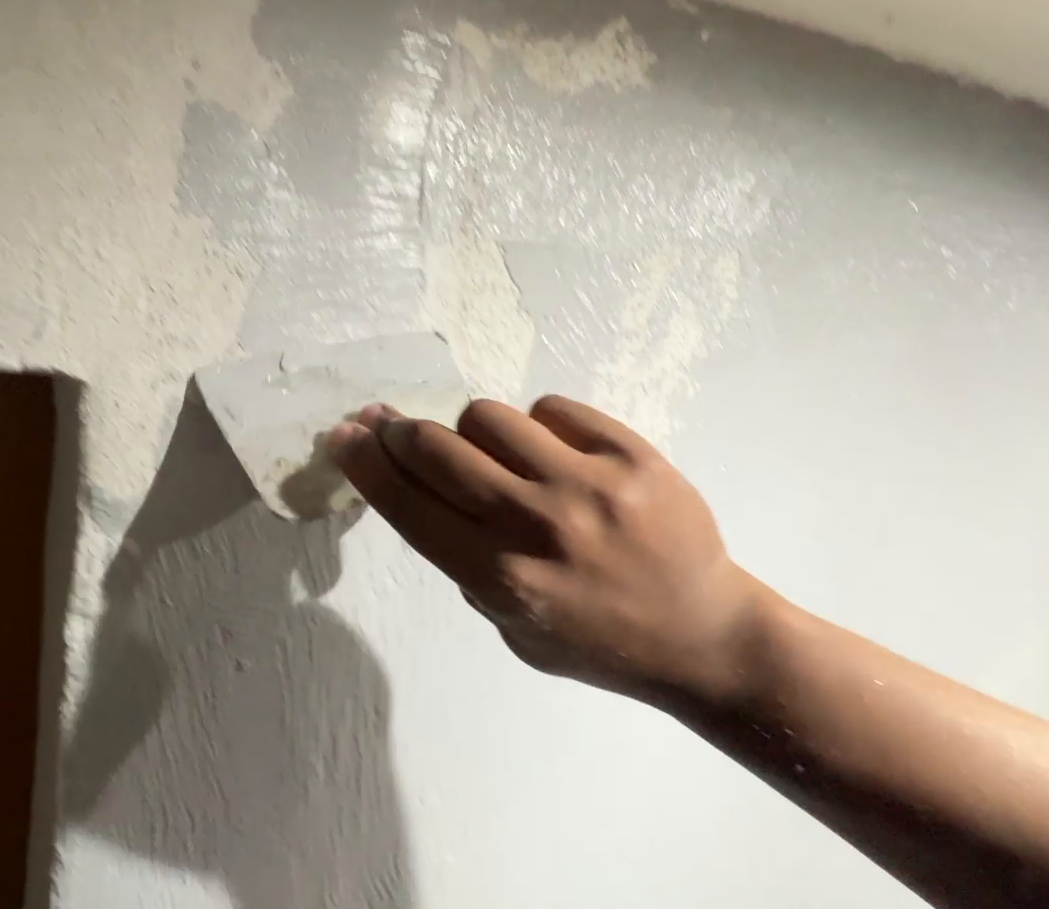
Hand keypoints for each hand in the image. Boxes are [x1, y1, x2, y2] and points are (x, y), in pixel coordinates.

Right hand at [326, 396, 770, 709]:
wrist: (704, 636)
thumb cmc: (594, 640)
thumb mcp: (508, 625)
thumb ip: (462, 561)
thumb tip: (423, 483)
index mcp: (499, 577)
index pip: (407, 505)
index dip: (364, 465)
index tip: (344, 435)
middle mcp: (534, 525)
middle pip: (436, 449)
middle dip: (401, 432)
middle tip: (391, 424)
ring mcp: (587, 485)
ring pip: (487, 416)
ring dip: (474, 432)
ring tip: (493, 453)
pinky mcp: (631, 455)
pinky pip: (550, 408)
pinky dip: (538, 426)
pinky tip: (553, 453)